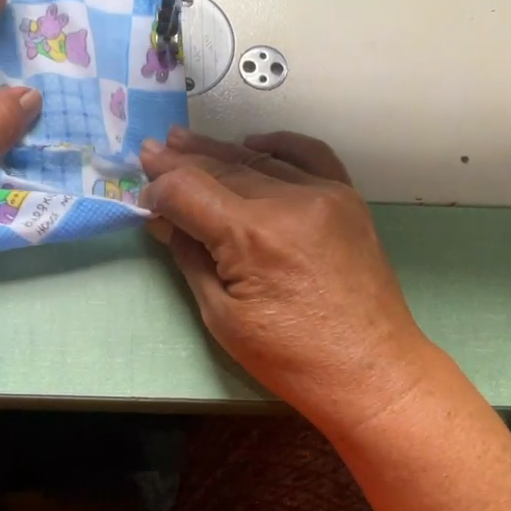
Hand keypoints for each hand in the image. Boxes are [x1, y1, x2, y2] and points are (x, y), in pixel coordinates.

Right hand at [141, 127, 442, 436]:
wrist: (367, 369)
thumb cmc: (288, 357)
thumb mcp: (221, 317)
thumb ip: (191, 259)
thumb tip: (165, 222)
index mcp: (252, 236)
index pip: (188, 191)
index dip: (159, 191)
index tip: (143, 199)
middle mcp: (288, 202)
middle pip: (221, 168)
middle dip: (180, 163)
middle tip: (150, 153)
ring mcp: (324, 195)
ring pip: (258, 158)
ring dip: (218, 150)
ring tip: (184, 141)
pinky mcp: (347, 199)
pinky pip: (309, 155)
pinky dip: (276, 145)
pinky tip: (251, 143)